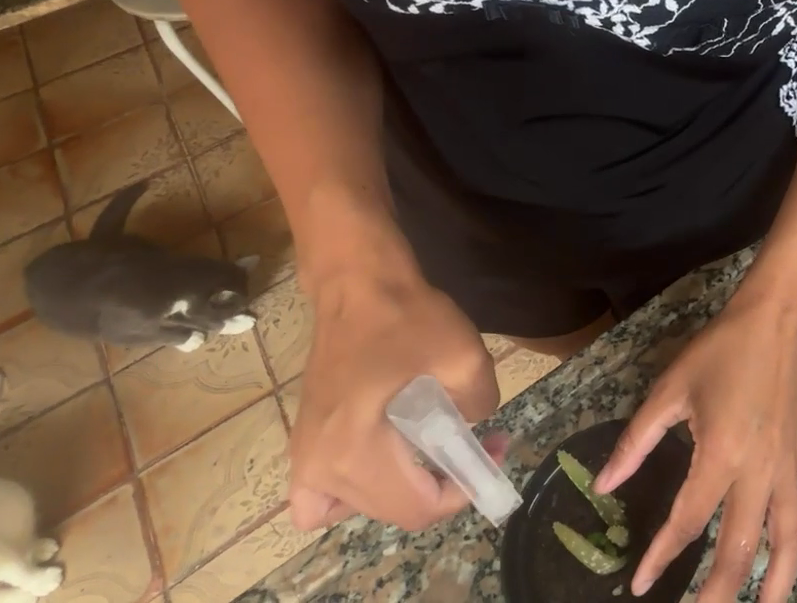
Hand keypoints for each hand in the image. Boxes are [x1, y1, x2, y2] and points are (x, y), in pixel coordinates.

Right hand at [288, 266, 500, 531]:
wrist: (359, 286)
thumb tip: (477, 422)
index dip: (462, 491)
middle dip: (441, 486)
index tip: (493, 451)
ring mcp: (303, 457)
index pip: (415, 507)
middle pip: (389, 510)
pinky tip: (387, 457)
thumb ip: (480, 400)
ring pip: (354, 507)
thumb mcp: (464, 355)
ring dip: (400, 491)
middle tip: (478, 443)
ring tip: (432, 454)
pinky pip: (320, 495)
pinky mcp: (303, 441)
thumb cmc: (408, 318)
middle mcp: (319, 468)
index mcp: (356, 451)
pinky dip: (353, 492)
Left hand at [595, 288, 796, 600]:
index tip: (640, 585)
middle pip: (742, 546)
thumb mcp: (670, 390)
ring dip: (779, 580)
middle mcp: (760, 469)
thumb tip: (604, 485)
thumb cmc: (719, 350)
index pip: (688, 522)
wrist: (772, 317)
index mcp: (722, 455)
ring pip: (791, 534)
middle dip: (720, 592)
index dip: (661, 557)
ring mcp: (790, 462)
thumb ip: (636, 442)